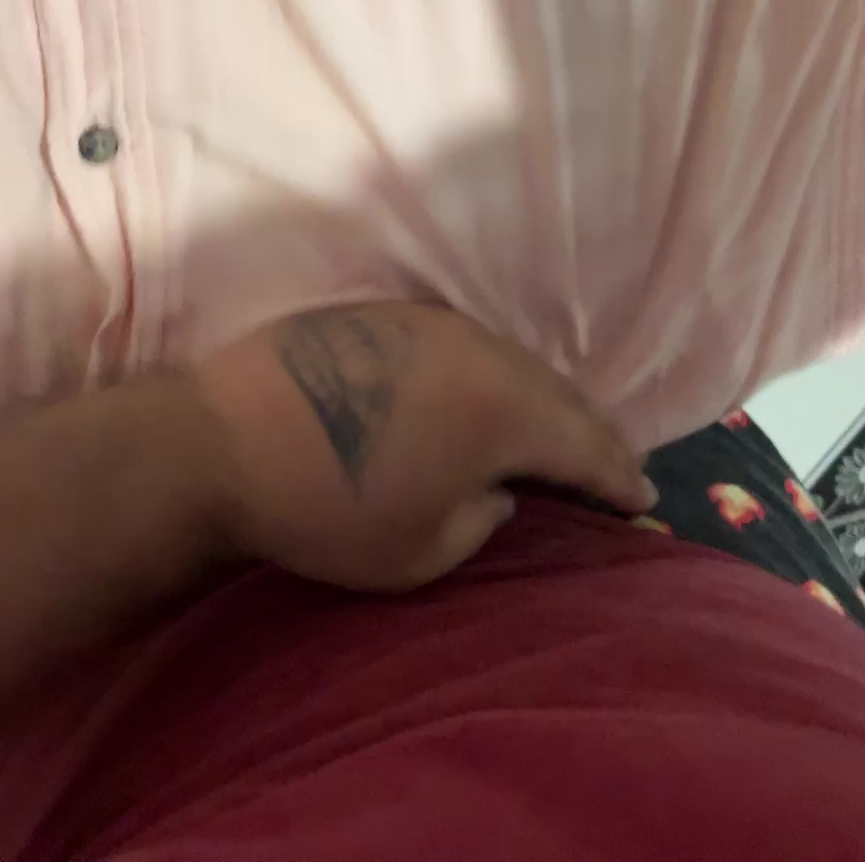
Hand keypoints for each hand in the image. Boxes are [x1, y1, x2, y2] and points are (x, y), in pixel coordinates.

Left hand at [193, 302, 653, 591]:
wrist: (220, 440)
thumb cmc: (324, 509)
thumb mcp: (422, 549)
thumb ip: (484, 516)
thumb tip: (500, 484)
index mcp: (499, 409)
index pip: (583, 445)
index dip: (619, 476)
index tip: (644, 498)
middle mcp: (476, 351)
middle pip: (555, 393)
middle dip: (591, 433)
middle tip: (617, 463)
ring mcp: (427, 323)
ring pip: (510, 361)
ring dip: (542, 398)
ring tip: (560, 429)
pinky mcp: (384, 315)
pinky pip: (464, 346)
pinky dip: (492, 375)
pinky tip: (488, 392)